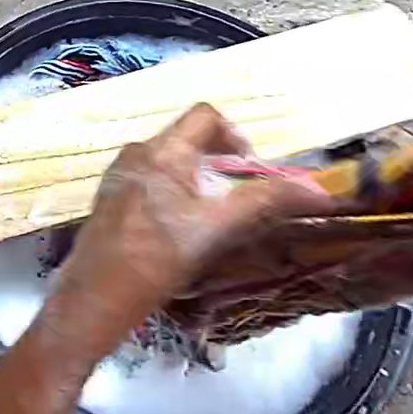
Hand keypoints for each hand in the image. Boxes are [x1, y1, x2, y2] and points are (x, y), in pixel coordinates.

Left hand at [38, 104, 335, 356]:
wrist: (93, 298)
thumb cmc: (156, 258)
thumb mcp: (215, 229)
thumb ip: (264, 202)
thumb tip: (318, 191)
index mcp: (162, 151)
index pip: (205, 115)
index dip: (235, 135)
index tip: (250, 169)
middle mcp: (137, 153)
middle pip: (188, 139)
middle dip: (218, 161)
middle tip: (235, 196)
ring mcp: (119, 176)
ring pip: (169, 162)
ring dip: (197, 179)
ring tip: (210, 216)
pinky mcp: (110, 199)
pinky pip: (150, 181)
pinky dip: (173, 193)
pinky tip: (177, 230)